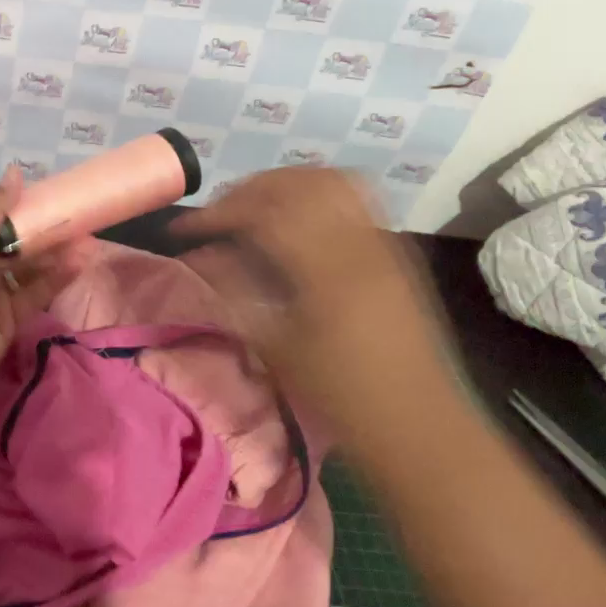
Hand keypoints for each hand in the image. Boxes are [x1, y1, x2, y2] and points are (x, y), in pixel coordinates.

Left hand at [0, 168, 84, 394]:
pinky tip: (79, 263)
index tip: (53, 195)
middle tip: (80, 217)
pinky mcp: (8, 322)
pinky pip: (35, 296)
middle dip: (45, 232)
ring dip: (56, 255)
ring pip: (29, 270)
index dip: (22, 208)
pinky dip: (56, 280)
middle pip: (15, 244)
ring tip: (88, 240)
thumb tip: (16, 170)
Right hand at [171, 167, 452, 434]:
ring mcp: (383, 242)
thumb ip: (236, 294)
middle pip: (296, 184)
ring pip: (331, 181)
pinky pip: (356, 200)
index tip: (185, 229)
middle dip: (248, 191)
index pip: (261, 214)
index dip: (216, 213)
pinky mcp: (396, 251)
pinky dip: (317, 195)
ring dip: (285, 185)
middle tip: (219, 214)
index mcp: (324, 271)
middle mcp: (358, 243)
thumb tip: (201, 260)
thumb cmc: (342, 397)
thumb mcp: (278, 348)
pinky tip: (297, 220)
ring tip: (255, 208)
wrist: (420, 426)